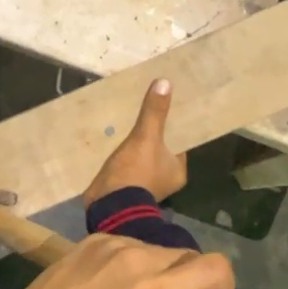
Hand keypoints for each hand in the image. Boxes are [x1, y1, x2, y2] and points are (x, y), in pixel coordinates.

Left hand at [5, 234, 233, 288]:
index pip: (217, 266)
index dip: (220, 286)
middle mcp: (143, 257)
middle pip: (190, 255)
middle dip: (189, 278)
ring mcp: (117, 243)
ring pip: (159, 249)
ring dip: (159, 268)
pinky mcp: (96, 238)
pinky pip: (130, 244)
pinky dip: (131, 261)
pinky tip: (108, 282)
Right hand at [84, 78, 185, 205]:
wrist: (108, 206)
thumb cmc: (135, 174)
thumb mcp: (145, 138)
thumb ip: (155, 112)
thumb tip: (165, 82)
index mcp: (177, 170)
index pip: (179, 141)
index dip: (173, 123)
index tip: (167, 103)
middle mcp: (164, 178)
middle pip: (159, 147)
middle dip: (152, 131)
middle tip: (146, 105)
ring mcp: (143, 183)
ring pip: (141, 154)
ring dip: (134, 142)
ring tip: (127, 117)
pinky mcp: (124, 186)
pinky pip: (126, 163)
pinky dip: (121, 153)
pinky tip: (112, 136)